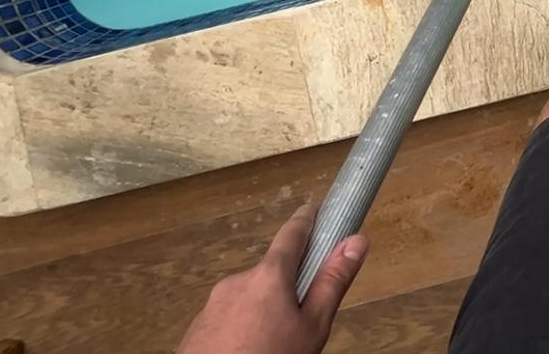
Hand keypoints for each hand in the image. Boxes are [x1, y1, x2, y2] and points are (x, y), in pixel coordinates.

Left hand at [177, 203, 369, 353]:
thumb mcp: (312, 328)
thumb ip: (333, 282)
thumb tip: (358, 239)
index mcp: (268, 275)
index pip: (292, 232)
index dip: (308, 218)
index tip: (319, 209)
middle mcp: (235, 283)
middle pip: (271, 272)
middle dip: (288, 284)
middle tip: (302, 314)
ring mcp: (208, 309)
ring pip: (248, 298)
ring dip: (263, 309)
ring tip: (272, 343)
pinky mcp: (191, 336)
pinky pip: (226, 320)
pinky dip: (240, 328)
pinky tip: (247, 352)